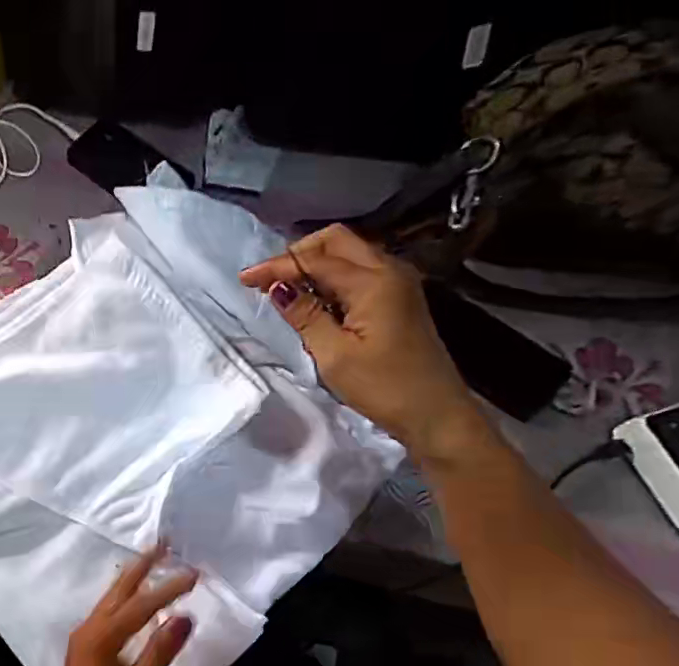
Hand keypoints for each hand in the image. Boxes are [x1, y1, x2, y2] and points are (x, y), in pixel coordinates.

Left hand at [43, 545, 196, 665]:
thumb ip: (161, 651)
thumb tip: (185, 616)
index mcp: (100, 638)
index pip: (141, 605)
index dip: (169, 588)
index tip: (195, 573)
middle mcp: (88, 630)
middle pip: (119, 590)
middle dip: (143, 566)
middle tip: (164, 542)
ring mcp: (83, 638)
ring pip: (110, 599)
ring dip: (133, 579)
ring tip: (155, 560)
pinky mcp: (84, 648)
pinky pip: (106, 613)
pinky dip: (125, 599)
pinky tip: (136, 598)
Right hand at [240, 225, 485, 462]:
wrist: (434, 411)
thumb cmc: (383, 386)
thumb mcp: (335, 356)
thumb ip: (306, 317)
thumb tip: (278, 288)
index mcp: (373, 282)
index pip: (317, 260)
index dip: (278, 266)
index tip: (245, 278)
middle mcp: (389, 270)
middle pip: (337, 241)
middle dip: (298, 253)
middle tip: (267, 279)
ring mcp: (397, 282)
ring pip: (349, 253)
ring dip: (314, 263)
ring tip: (284, 289)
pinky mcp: (398, 298)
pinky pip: (359, 272)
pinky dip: (331, 277)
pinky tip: (313, 299)